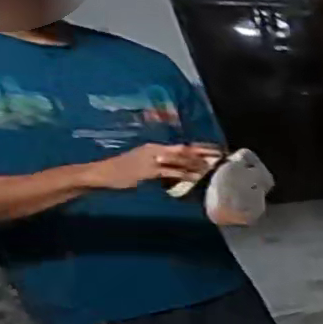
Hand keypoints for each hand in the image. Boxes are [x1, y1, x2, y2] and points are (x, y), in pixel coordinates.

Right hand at [85, 143, 219, 189]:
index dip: (201, 147)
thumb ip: (164, 164)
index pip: (183, 146)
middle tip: (220, 156)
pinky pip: (170, 172)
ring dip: (196, 164)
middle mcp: (155, 150)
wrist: (102, 173)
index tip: (217, 149)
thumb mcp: (147, 163)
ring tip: (211, 167)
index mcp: (155, 148)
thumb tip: (183, 168)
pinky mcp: (148, 170)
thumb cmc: (125, 169)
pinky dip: (184, 174)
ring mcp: (151, 160)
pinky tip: (195, 178)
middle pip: (185, 150)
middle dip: (204, 153)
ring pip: (179, 160)